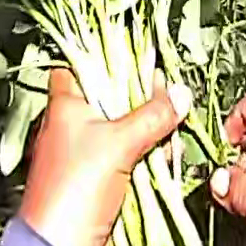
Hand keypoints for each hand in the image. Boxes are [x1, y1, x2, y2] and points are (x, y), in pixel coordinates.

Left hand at [18, 68, 191, 245]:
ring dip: (147, 127)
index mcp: (65, 103)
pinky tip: (165, 152)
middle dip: (141, 96)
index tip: (138, 56)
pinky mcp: (94, 178)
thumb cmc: (74, 189)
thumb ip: (152, 116)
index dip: (108, 56)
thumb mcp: (118, 144)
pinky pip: (124, 153)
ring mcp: (82, 152)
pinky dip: (143, 151)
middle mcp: (70, 122)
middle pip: (111, 94)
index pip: (82, 63)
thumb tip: (180, 94)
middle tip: (165, 93)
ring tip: (171, 124)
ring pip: (121, 125)